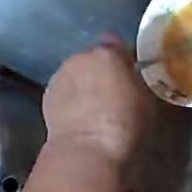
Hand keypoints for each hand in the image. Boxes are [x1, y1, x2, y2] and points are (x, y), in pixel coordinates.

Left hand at [43, 40, 153, 164]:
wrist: (86, 149)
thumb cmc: (123, 124)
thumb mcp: (144, 100)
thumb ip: (135, 81)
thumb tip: (129, 79)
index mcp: (108, 54)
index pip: (115, 42)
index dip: (120, 57)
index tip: (126, 71)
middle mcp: (81, 58)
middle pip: (92, 57)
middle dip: (100, 70)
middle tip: (110, 92)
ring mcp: (60, 75)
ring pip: (75, 73)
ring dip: (83, 83)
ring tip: (91, 106)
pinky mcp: (47, 94)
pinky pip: (63, 89)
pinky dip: (69, 97)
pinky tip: (77, 115)